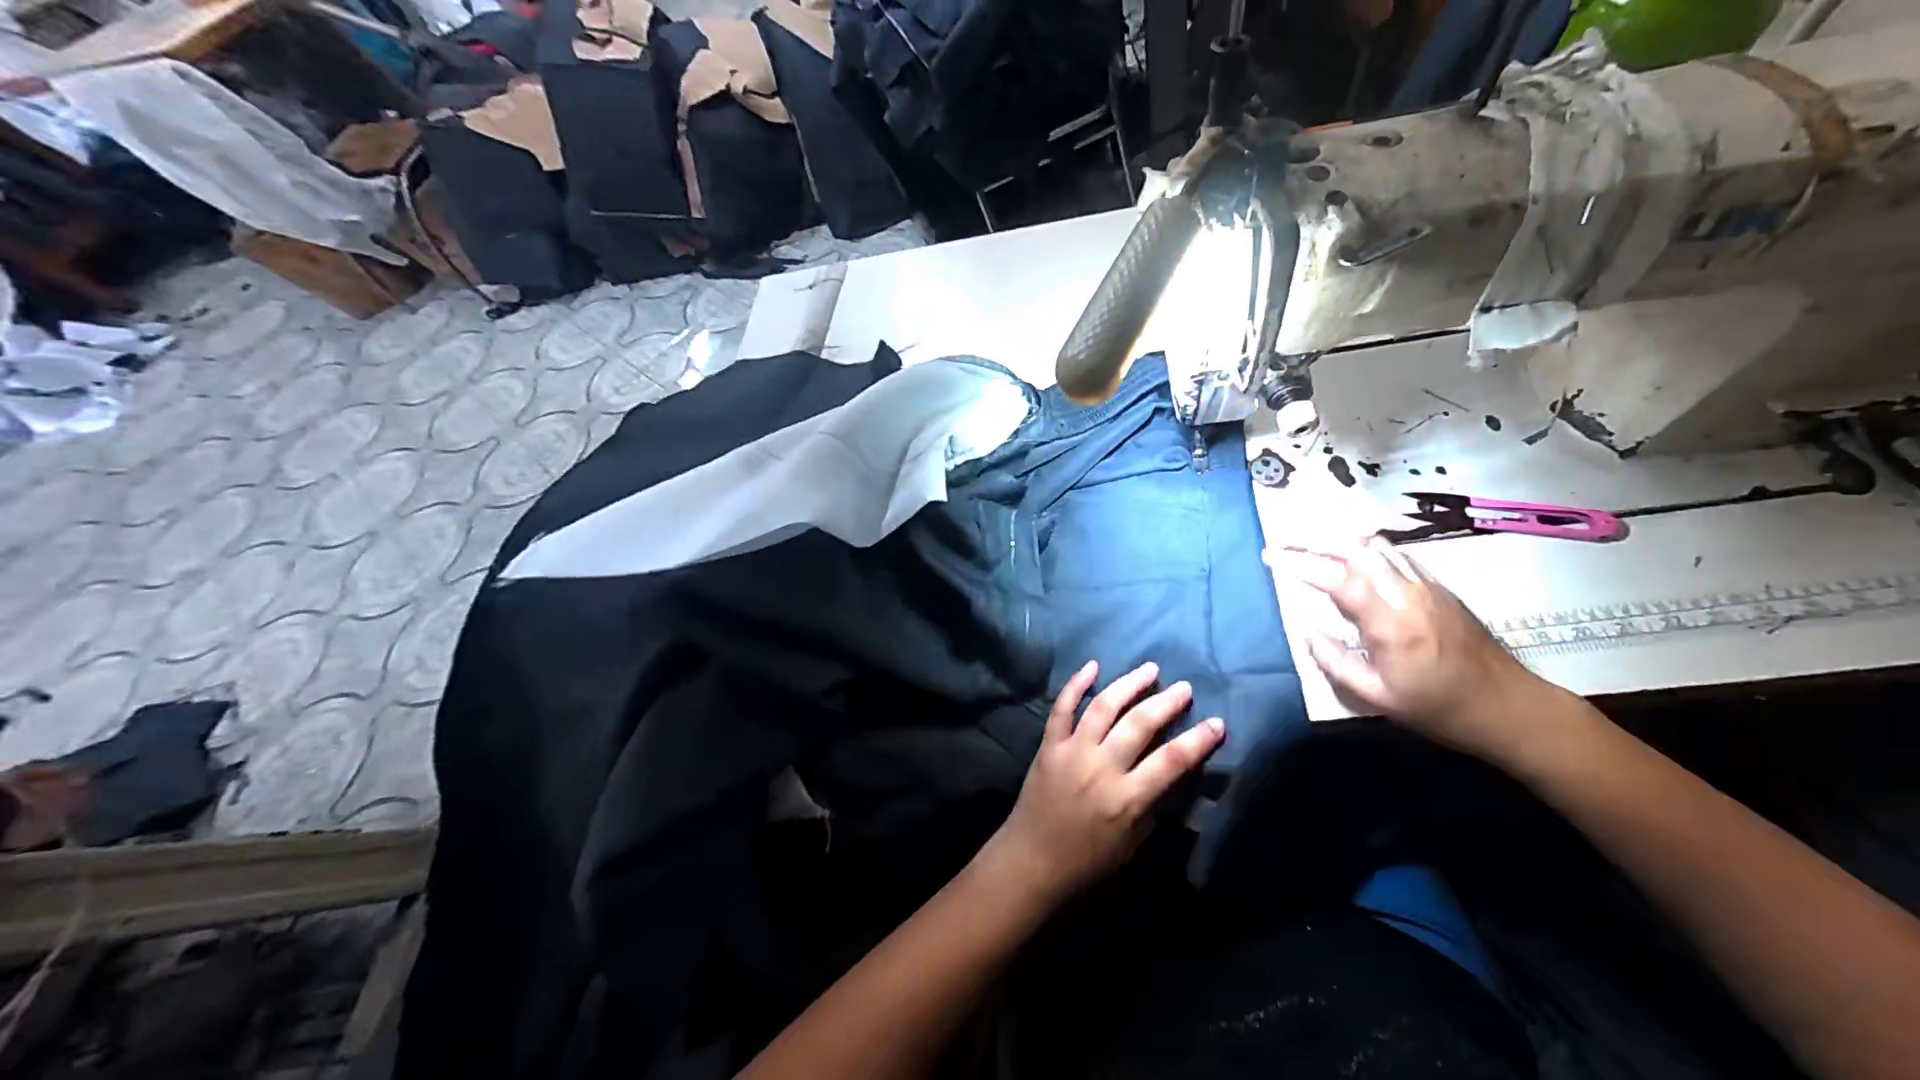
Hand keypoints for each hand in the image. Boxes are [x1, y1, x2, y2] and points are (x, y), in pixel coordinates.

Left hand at [982, 661, 1224, 900]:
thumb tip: (1166, 775)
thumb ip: (1151, 806)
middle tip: (1185, 687)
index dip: (1198, 740)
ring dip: (1129, 684)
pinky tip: (1092, 666)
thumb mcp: (1132, 844)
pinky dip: (1076, 684)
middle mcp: (1101, 768)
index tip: (1217, 722)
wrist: (1031, 863)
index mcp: (1127, 799)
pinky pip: (1062, 708)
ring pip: (1103, 707)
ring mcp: (1072, 752)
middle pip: (1140, 724)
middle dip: (1166, 702)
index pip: (1172, 761)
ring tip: (1150, 669)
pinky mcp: (1048, 746)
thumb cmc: (1087, 862)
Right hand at [1288, 536, 1559, 759]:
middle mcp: (1411, 595)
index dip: (1300, 563)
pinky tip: (1355, 564)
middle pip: (1358, 550)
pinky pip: (1398, 557)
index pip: (1338, 579)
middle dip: (1316, 543)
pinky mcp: (1442, 589)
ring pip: (1380, 548)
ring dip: (1341, 544)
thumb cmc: (1440, 710)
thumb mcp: (1378, 698)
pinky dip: (1368, 553)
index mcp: (1391, 624)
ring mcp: (1430, 587)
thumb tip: (1307, 634)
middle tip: (1286, 548)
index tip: (1270, 556)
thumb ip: (1337, 663)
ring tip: (1314, 552)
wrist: (1510, 708)